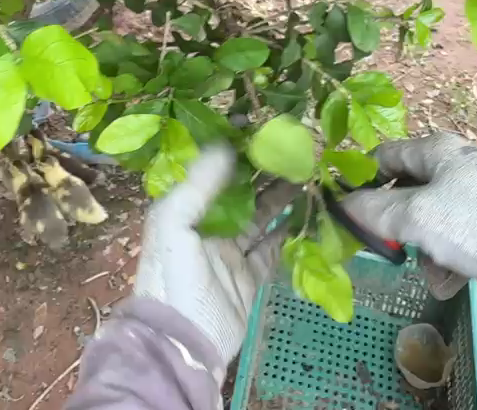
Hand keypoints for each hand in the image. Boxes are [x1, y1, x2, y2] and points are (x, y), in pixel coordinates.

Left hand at [132, 147, 283, 360]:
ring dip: (279, 199)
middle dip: (263, 175)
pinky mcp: (249, 279)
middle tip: (291, 153)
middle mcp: (210, 229)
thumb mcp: (174, 223)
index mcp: (187, 212)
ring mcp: (231, 254)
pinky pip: (271, 250)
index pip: (214, 175)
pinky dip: (286, 233)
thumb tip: (226, 147)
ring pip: (260, 218)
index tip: (260, 133)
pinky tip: (303, 214)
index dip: (235, 154)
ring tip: (304, 177)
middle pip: (242, 195)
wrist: (183, 344)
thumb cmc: (173, 278)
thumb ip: (197, 185)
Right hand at [338, 132, 476, 290]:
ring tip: (432, 275)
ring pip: (434, 214)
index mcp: (436, 148)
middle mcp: (457, 160)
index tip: (351, 212)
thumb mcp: (418, 218)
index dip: (363, 181)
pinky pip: (460, 230)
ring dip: (425, 246)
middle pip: (409, 188)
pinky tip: (452, 280)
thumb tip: (342, 203)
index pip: (384, 156)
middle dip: (398, 224)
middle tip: (392, 250)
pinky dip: (451, 253)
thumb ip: (375, 210)